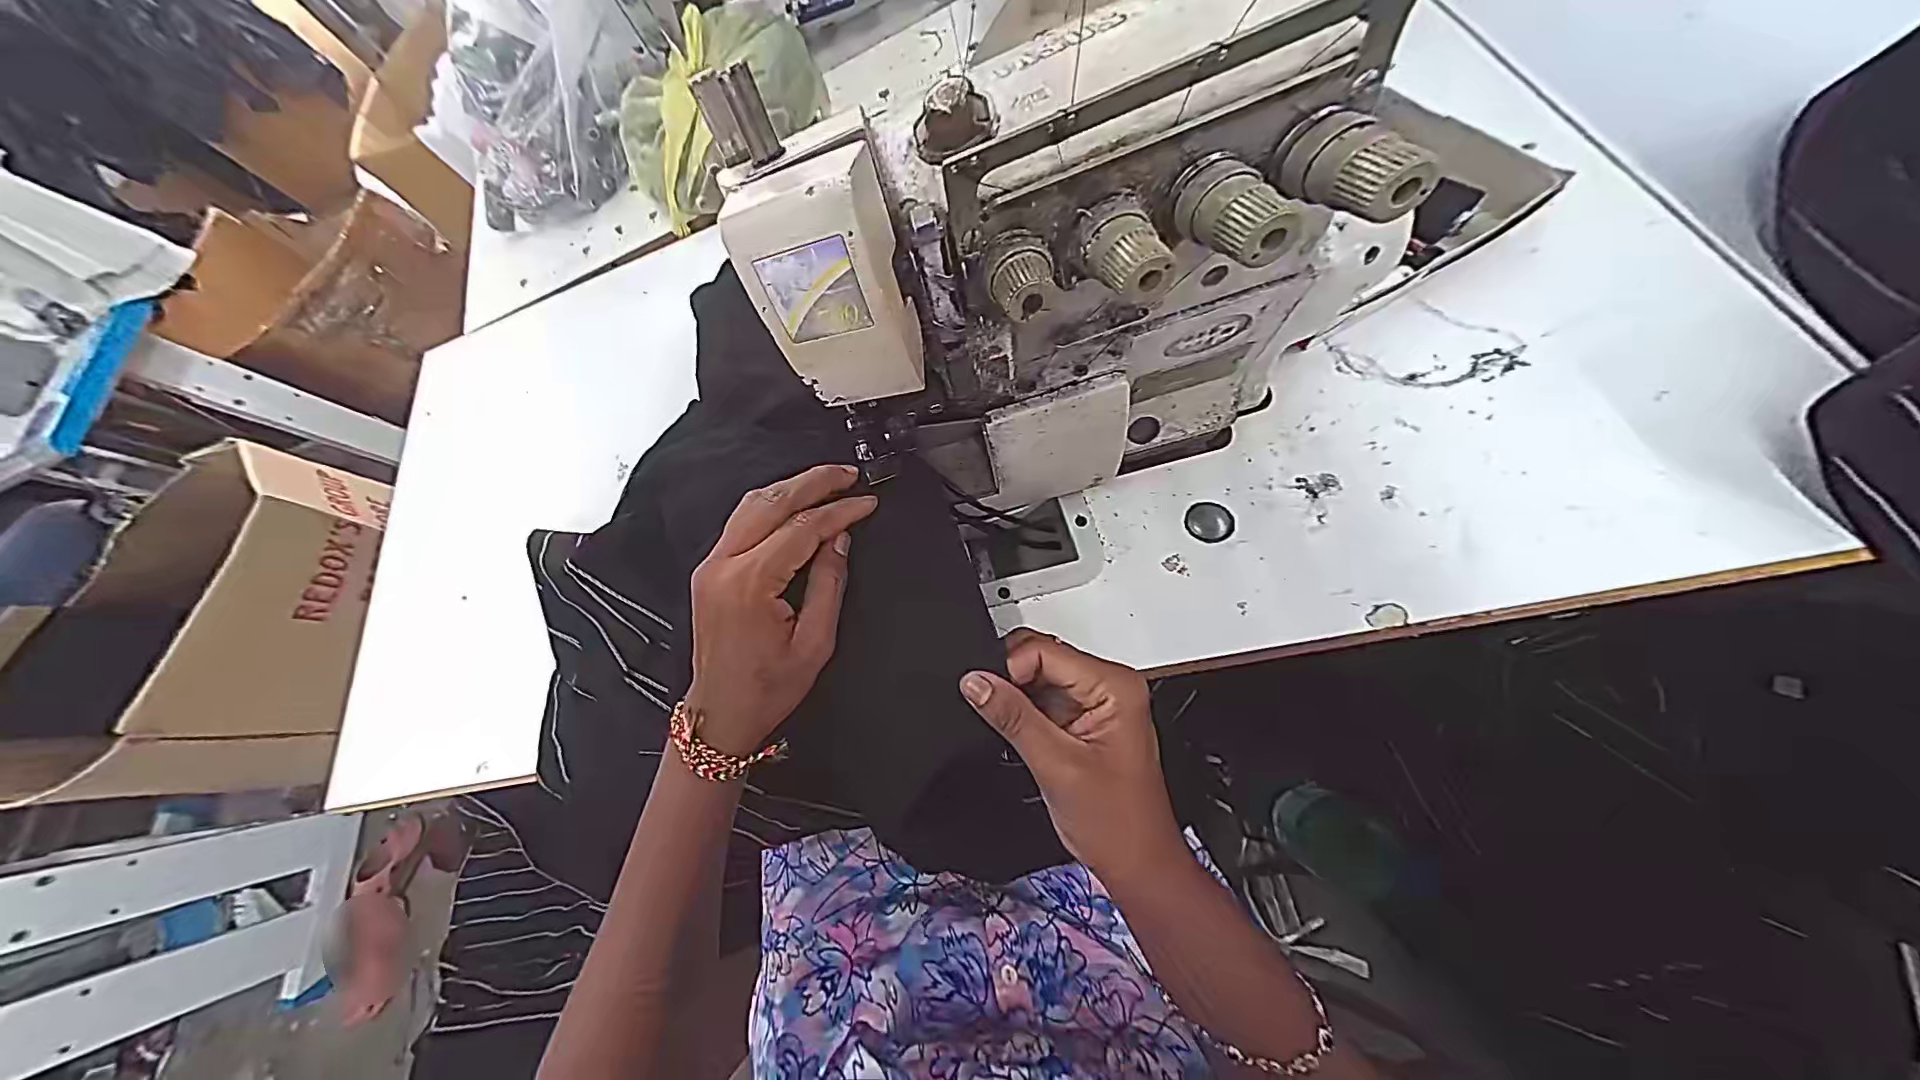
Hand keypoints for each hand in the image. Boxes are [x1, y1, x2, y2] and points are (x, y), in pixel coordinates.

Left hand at [687, 464, 877, 756]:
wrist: (722, 712)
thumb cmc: (764, 688)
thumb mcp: (815, 642)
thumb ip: (829, 583)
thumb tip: (839, 540)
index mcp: (749, 585)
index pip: (802, 528)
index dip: (839, 511)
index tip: (864, 504)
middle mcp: (723, 568)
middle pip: (771, 502)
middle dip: (814, 482)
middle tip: (847, 475)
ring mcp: (711, 567)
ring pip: (751, 505)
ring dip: (791, 487)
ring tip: (827, 482)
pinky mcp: (710, 571)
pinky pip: (742, 522)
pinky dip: (773, 505)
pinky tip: (795, 503)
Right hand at [960, 630, 1185, 882]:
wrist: (1134, 862)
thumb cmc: (1118, 822)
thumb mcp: (1055, 765)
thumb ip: (1011, 717)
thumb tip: (976, 683)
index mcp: (1115, 686)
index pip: (1045, 650)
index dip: (1009, 669)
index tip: (987, 692)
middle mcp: (1109, 685)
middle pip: (1040, 656)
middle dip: (1011, 680)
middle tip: (999, 713)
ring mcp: (1095, 701)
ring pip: (1037, 676)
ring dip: (1018, 699)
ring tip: (1022, 737)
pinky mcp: (1082, 717)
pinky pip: (1041, 698)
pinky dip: (1025, 713)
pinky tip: (1027, 739)